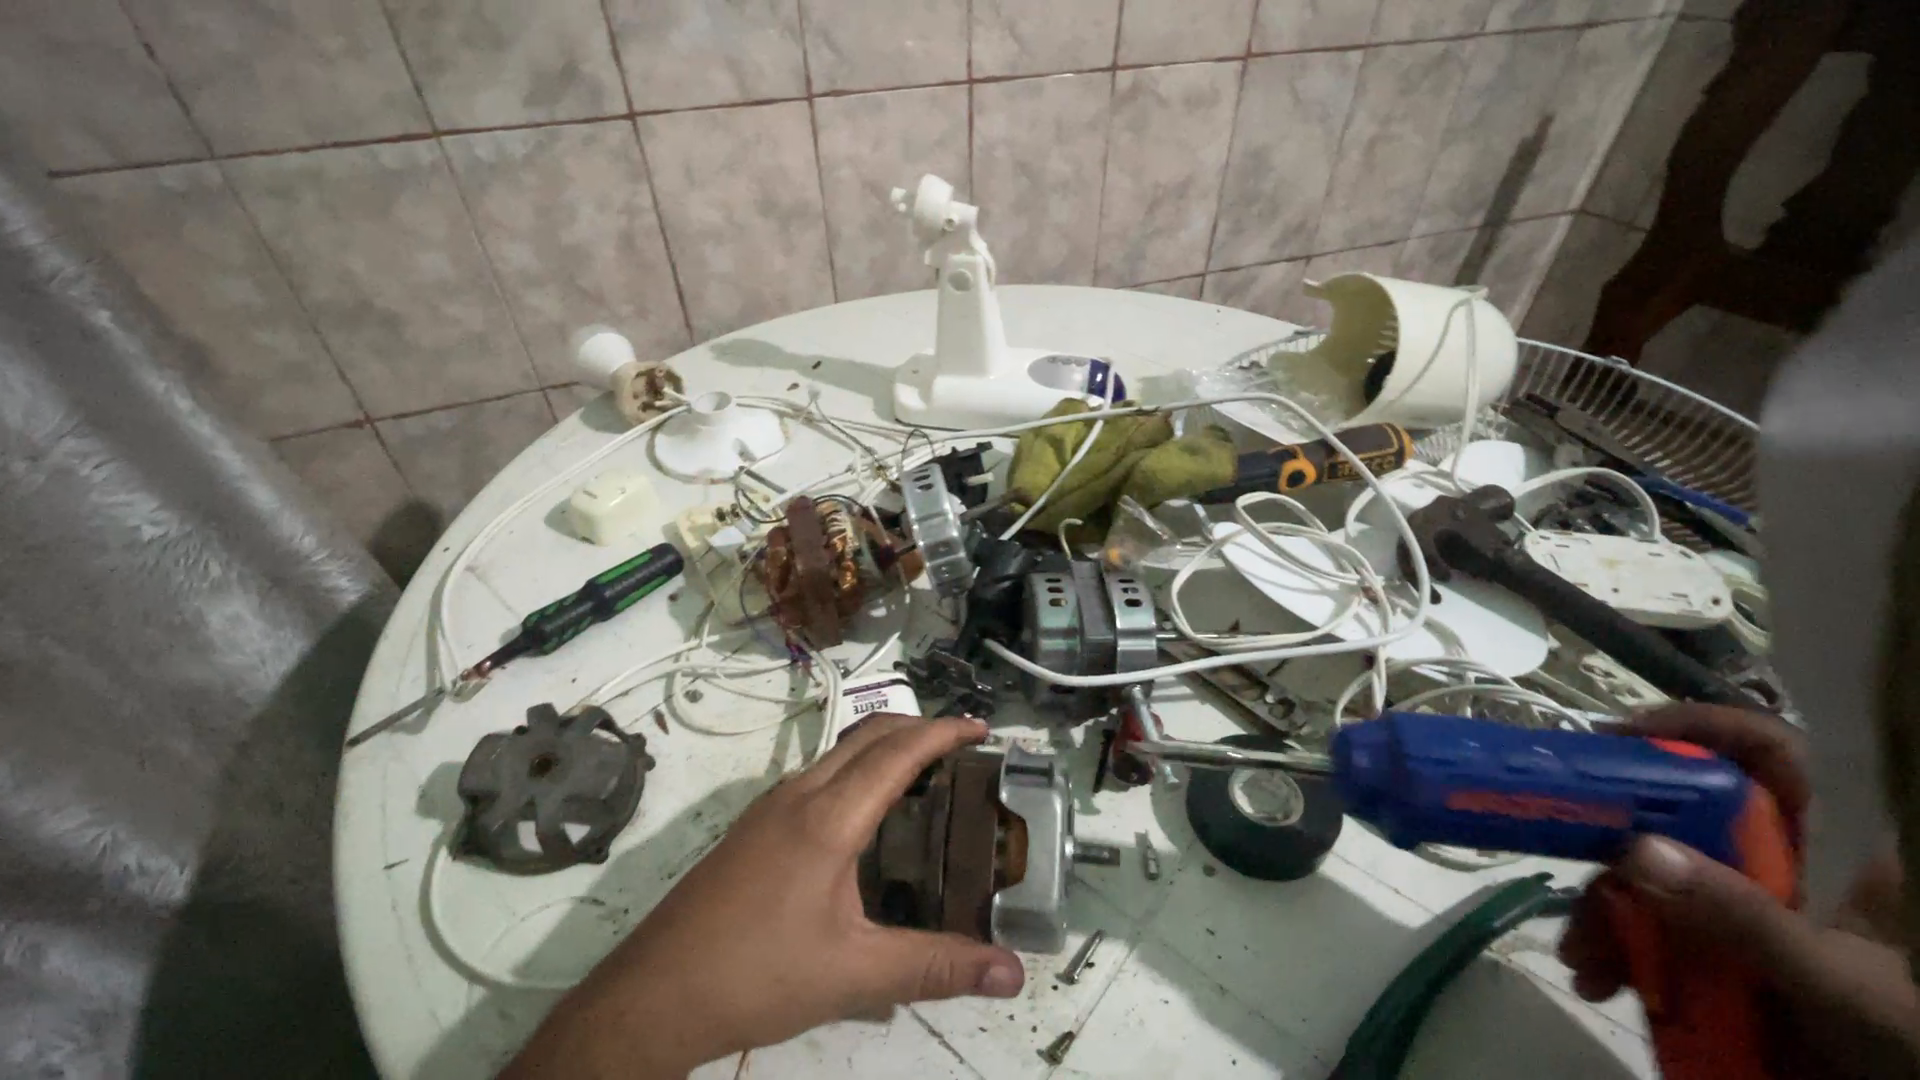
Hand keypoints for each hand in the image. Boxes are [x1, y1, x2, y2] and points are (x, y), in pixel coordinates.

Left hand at [500, 714, 1024, 1078]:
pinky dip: (856, 770)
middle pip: (867, 736)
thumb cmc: (757, 975)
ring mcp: (769, 809)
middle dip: (918, 727)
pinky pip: (817, 776)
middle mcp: (798, 796)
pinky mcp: (752, 829)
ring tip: (925, 774)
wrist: (654, 995)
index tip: (982, 727)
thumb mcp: (855, 975)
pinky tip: (866, 816)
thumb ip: (936, 968)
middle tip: (963, 746)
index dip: (943, 731)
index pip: (897, 752)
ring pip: (838, 754)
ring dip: (884, 747)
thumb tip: (1013, 974)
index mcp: (829, 818)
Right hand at [1558, 704, 1919, 1078]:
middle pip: (1677, 818)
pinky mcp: (1705, 952)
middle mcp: (1774, 868)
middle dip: (1615, 842)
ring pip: (1644, 878)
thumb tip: (1637, 849)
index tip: (1622, 738)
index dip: (1701, 730)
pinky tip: (1597, 979)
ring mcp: (1734, 910)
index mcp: (1829, 853)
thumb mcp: (1834, 983)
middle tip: (1564, 847)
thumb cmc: (1898, 1041)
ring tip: (1583, 956)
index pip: (1769, 758)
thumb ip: (1744, 918)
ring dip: (1601, 911)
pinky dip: (1608, 950)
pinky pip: (1639, 929)